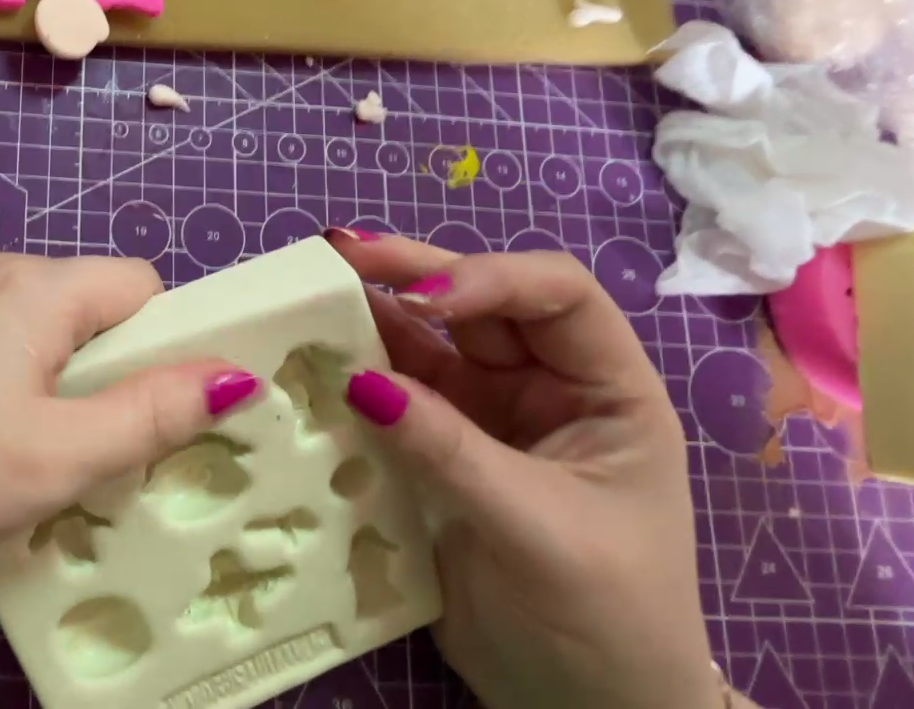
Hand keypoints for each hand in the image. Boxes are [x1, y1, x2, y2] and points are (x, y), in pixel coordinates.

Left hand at [0, 252, 257, 621]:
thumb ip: (150, 413)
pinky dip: (3, 378)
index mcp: (32, 284)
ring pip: (36, 324)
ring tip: (24, 453)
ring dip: (55, 379)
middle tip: (84, 450)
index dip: (164, 345)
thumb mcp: (56, 458)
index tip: (150, 415)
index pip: (140, 287)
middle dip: (107, 370)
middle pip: (88, 304)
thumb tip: (234, 374)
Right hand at [326, 233, 717, 708]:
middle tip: (338, 251)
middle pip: (475, 301)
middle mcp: (540, 383)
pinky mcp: (431, 441)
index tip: (422, 300)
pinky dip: (348, 367)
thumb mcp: (536, 530)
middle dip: (411, 272)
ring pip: (421, 338)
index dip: (491, 277)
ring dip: (368, 312)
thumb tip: (357, 381)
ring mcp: (480, 411)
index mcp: (605, 390)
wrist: (574, 708)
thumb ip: (448, 450)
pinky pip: (387, 388)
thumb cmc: (603, 622)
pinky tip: (309, 351)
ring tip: (308, 289)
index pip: (558, 296)